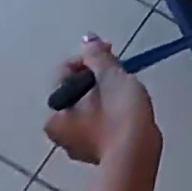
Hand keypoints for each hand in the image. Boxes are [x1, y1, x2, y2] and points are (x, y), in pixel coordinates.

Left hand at [44, 36, 160, 165]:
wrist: (136, 151)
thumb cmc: (119, 111)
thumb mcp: (109, 76)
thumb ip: (97, 55)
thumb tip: (87, 39)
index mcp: (55, 113)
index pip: (65, 72)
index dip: (89, 57)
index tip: (113, 55)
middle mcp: (58, 131)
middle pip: (77, 89)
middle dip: (99, 76)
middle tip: (121, 72)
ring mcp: (76, 143)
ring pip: (89, 105)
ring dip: (106, 92)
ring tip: (128, 90)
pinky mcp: (95, 150)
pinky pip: (99, 120)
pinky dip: (111, 110)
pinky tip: (128, 109)